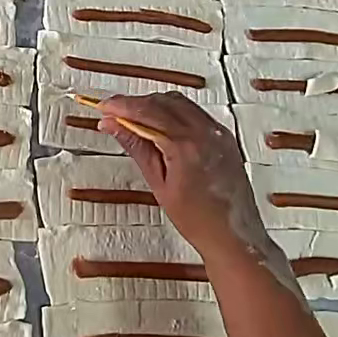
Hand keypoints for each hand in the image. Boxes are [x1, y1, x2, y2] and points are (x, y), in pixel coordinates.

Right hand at [95, 92, 279, 266]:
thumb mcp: (159, 184)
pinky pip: (195, 113)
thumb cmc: (199, 220)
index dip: (121, 106)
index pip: (146, 112)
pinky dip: (173, 112)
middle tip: (113, 113)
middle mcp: (205, 133)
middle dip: (135, 103)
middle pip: (162, 102)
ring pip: (179, 103)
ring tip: (133, 119)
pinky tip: (159, 124)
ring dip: (154, 105)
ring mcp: (218, 133)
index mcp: (186, 146)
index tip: (105, 107)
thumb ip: (137, 148)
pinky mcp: (224, 136)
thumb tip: (114, 126)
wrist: (233, 235)